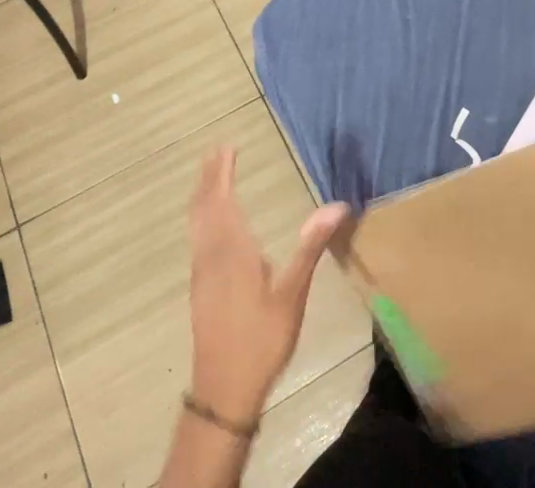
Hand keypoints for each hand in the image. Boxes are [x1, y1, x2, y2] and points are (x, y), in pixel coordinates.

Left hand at [187, 146, 349, 424]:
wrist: (224, 389)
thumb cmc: (261, 340)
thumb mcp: (292, 294)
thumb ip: (310, 248)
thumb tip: (337, 206)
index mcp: (232, 251)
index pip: (222, 200)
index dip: (222, 173)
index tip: (226, 146)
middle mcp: (211, 256)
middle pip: (204, 207)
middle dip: (209, 178)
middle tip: (216, 152)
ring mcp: (202, 273)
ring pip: (197, 224)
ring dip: (204, 196)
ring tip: (212, 179)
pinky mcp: (201, 289)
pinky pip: (198, 239)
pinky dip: (204, 218)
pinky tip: (214, 227)